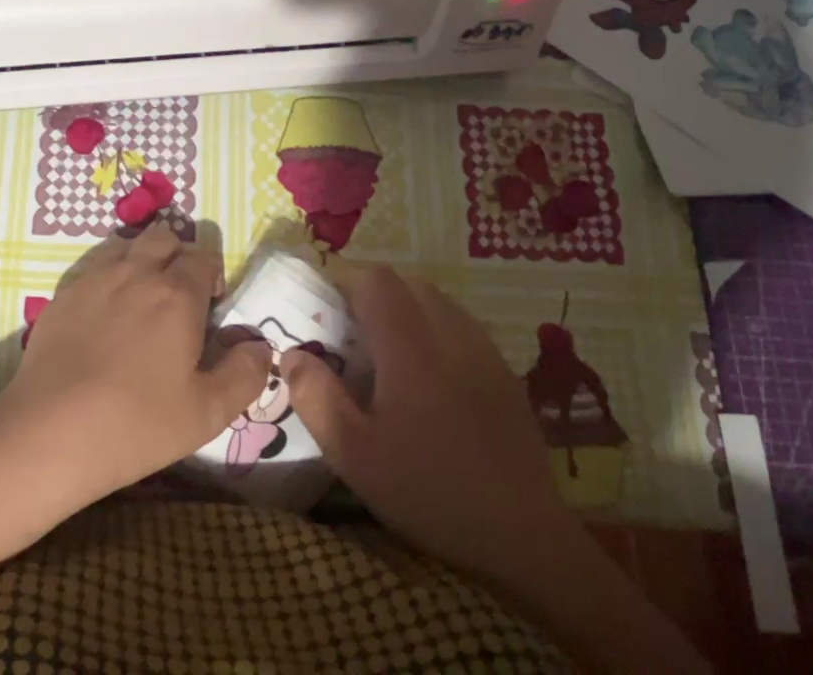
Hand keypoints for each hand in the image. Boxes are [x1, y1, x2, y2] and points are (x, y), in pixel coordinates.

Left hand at [0, 226, 270, 498]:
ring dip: (141, 259)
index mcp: (176, 294)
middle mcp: (134, 273)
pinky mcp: (61, 296)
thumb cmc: (138, 423)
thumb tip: (259, 345)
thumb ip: (244, 373)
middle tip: (179, 297)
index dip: (213, 275)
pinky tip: (105, 313)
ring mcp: (92, 280)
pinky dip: (107, 276)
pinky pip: (92, 267)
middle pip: (163, 238)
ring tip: (142, 299)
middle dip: (177, 256)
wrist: (51, 431)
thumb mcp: (208, 412)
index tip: (212, 307)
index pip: (203, 258)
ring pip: (125, 245)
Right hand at [281, 265, 570, 577]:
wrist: (520, 534)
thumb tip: (293, 354)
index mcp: (410, 349)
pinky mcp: (505, 374)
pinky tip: (426, 376)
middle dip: (372, 292)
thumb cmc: (426, 490)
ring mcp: (485, 352)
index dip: (344, 279)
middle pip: (408, 283)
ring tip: (384, 351)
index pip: (376, 280)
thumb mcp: (352, 453)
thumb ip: (315, 396)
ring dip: (405, 309)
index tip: (322, 307)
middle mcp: (451, 336)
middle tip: (347, 331)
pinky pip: (462, 327)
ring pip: (438, 301)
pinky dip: (434, 329)